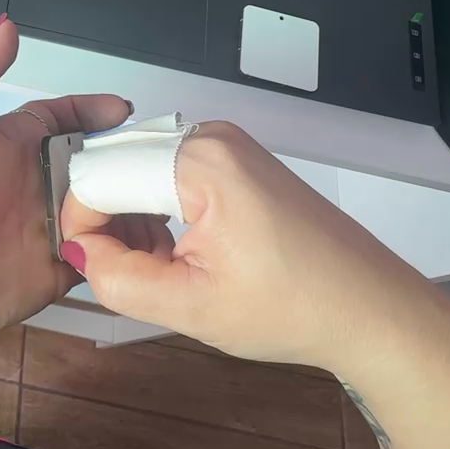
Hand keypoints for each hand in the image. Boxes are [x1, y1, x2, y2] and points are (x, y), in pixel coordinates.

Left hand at [0, 16, 131, 346]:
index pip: (62, 117)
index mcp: (11, 144)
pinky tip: (153, 243)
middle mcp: (33, 181)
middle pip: (95, 162)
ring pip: (106, 207)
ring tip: (168, 201)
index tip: (126, 111)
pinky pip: (104, 255)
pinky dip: (127, 248)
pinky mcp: (58, 269)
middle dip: (128, 158)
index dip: (93, 110)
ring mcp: (48, 225)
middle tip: (164, 161)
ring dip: (134, 203)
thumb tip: (6, 24)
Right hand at [55, 121, 449, 376]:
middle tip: (122, 269)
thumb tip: (77, 249)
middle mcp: (208, 137)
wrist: (372, 311)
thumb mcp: (191, 308)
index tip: (86, 262)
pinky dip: (150, 208)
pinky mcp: (229, 158)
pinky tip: (168, 248)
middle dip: (105, 219)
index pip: (99, 177)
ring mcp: (221, 144)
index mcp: (199, 162)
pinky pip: (160, 171)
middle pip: (114, 167)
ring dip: (127, 216)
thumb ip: (115, 277)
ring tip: (152, 265)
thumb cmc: (299, 308)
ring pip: (133, 169)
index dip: (80, 223)